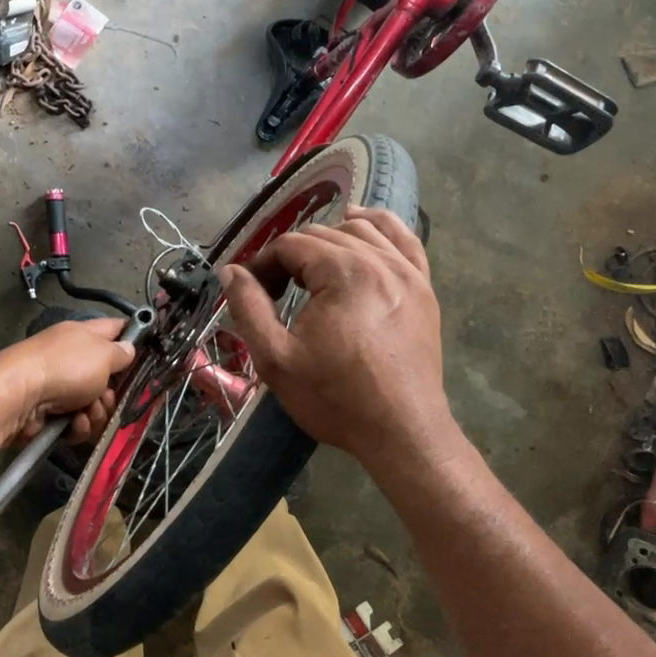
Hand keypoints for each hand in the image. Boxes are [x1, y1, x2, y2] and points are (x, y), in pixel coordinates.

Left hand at [0, 317, 135, 445]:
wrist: (19, 397)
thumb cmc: (65, 368)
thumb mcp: (102, 354)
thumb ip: (120, 352)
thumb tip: (127, 348)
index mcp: (83, 334)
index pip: (115, 328)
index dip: (134, 338)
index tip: (150, 353)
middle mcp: (71, 358)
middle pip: (107, 377)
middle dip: (112, 394)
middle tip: (107, 397)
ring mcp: (60, 387)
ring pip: (95, 404)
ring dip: (96, 413)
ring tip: (86, 412)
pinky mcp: (50, 414)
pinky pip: (77, 422)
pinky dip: (78, 426)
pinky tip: (73, 423)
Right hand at [221, 206, 463, 471]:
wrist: (402, 433)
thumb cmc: (335, 398)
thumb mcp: (275, 359)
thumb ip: (248, 307)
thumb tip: (231, 271)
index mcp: (343, 273)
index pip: (290, 245)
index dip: (262, 265)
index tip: (249, 292)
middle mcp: (379, 261)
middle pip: (322, 235)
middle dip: (290, 256)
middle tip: (272, 293)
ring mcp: (408, 273)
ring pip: (360, 231)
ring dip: (327, 240)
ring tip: (306, 269)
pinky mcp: (424, 288)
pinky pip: (404, 239)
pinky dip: (380, 225)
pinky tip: (360, 223)